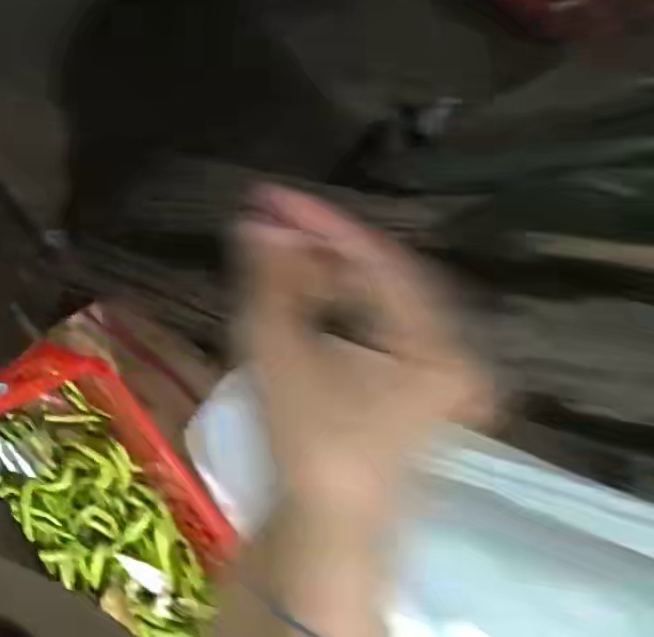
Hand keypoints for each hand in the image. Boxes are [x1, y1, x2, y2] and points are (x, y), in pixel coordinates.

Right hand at [233, 185, 491, 529]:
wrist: (326, 512)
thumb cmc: (304, 430)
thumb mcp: (278, 347)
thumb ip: (269, 280)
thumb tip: (258, 221)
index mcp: (433, 346)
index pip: (379, 260)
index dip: (322, 221)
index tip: (267, 193)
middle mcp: (449, 354)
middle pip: (385, 276)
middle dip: (323, 241)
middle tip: (266, 213)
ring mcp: (434, 373)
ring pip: (379, 298)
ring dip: (324, 267)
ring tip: (271, 243)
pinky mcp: (409, 385)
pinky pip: (374, 320)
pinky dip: (333, 296)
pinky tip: (294, 288)